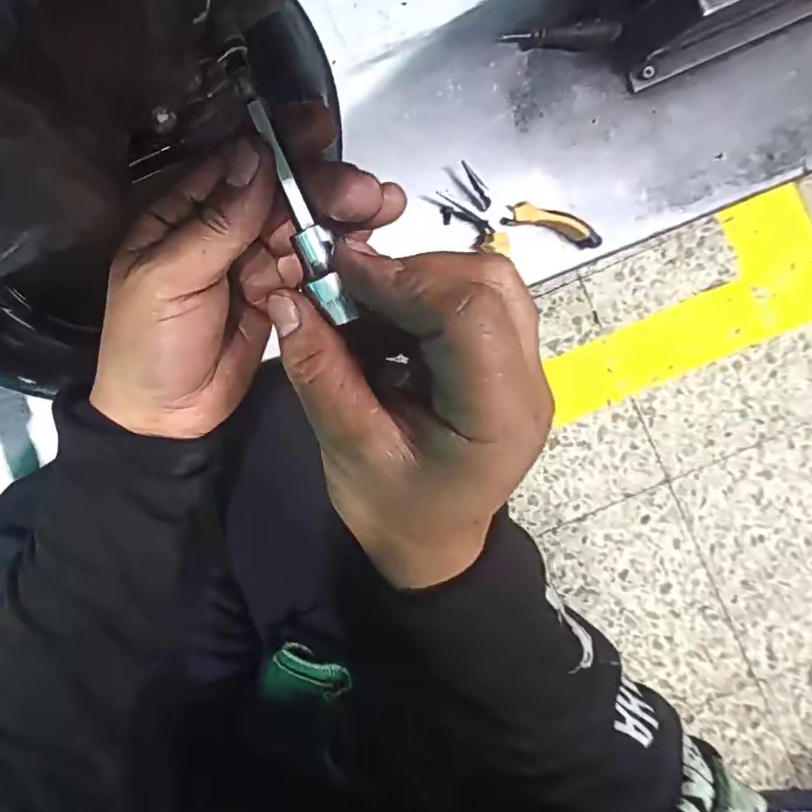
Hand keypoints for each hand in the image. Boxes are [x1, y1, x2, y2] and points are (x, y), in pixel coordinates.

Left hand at [90, 107, 404, 438]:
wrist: (160, 415)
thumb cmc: (145, 344)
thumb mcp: (167, 280)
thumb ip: (214, 224)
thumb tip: (253, 155)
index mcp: (178, 219)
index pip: (231, 168)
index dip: (274, 147)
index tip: (316, 132)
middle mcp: (216, 233)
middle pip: (275, 194)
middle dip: (319, 185)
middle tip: (362, 189)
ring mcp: (248, 264)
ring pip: (299, 226)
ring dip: (338, 215)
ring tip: (378, 208)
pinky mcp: (275, 295)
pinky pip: (310, 265)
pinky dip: (337, 255)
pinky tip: (364, 242)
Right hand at [264, 246, 552, 588]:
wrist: (429, 541)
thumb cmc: (392, 509)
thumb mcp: (346, 448)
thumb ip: (319, 374)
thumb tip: (287, 303)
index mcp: (498, 411)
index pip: (470, 313)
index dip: (400, 279)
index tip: (334, 270)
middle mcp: (524, 378)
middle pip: (485, 283)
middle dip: (406, 272)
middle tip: (340, 286)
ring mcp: (516, 365)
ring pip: (478, 283)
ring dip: (408, 282)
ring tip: (352, 307)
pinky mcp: (495, 359)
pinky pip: (463, 301)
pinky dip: (411, 299)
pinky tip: (373, 323)